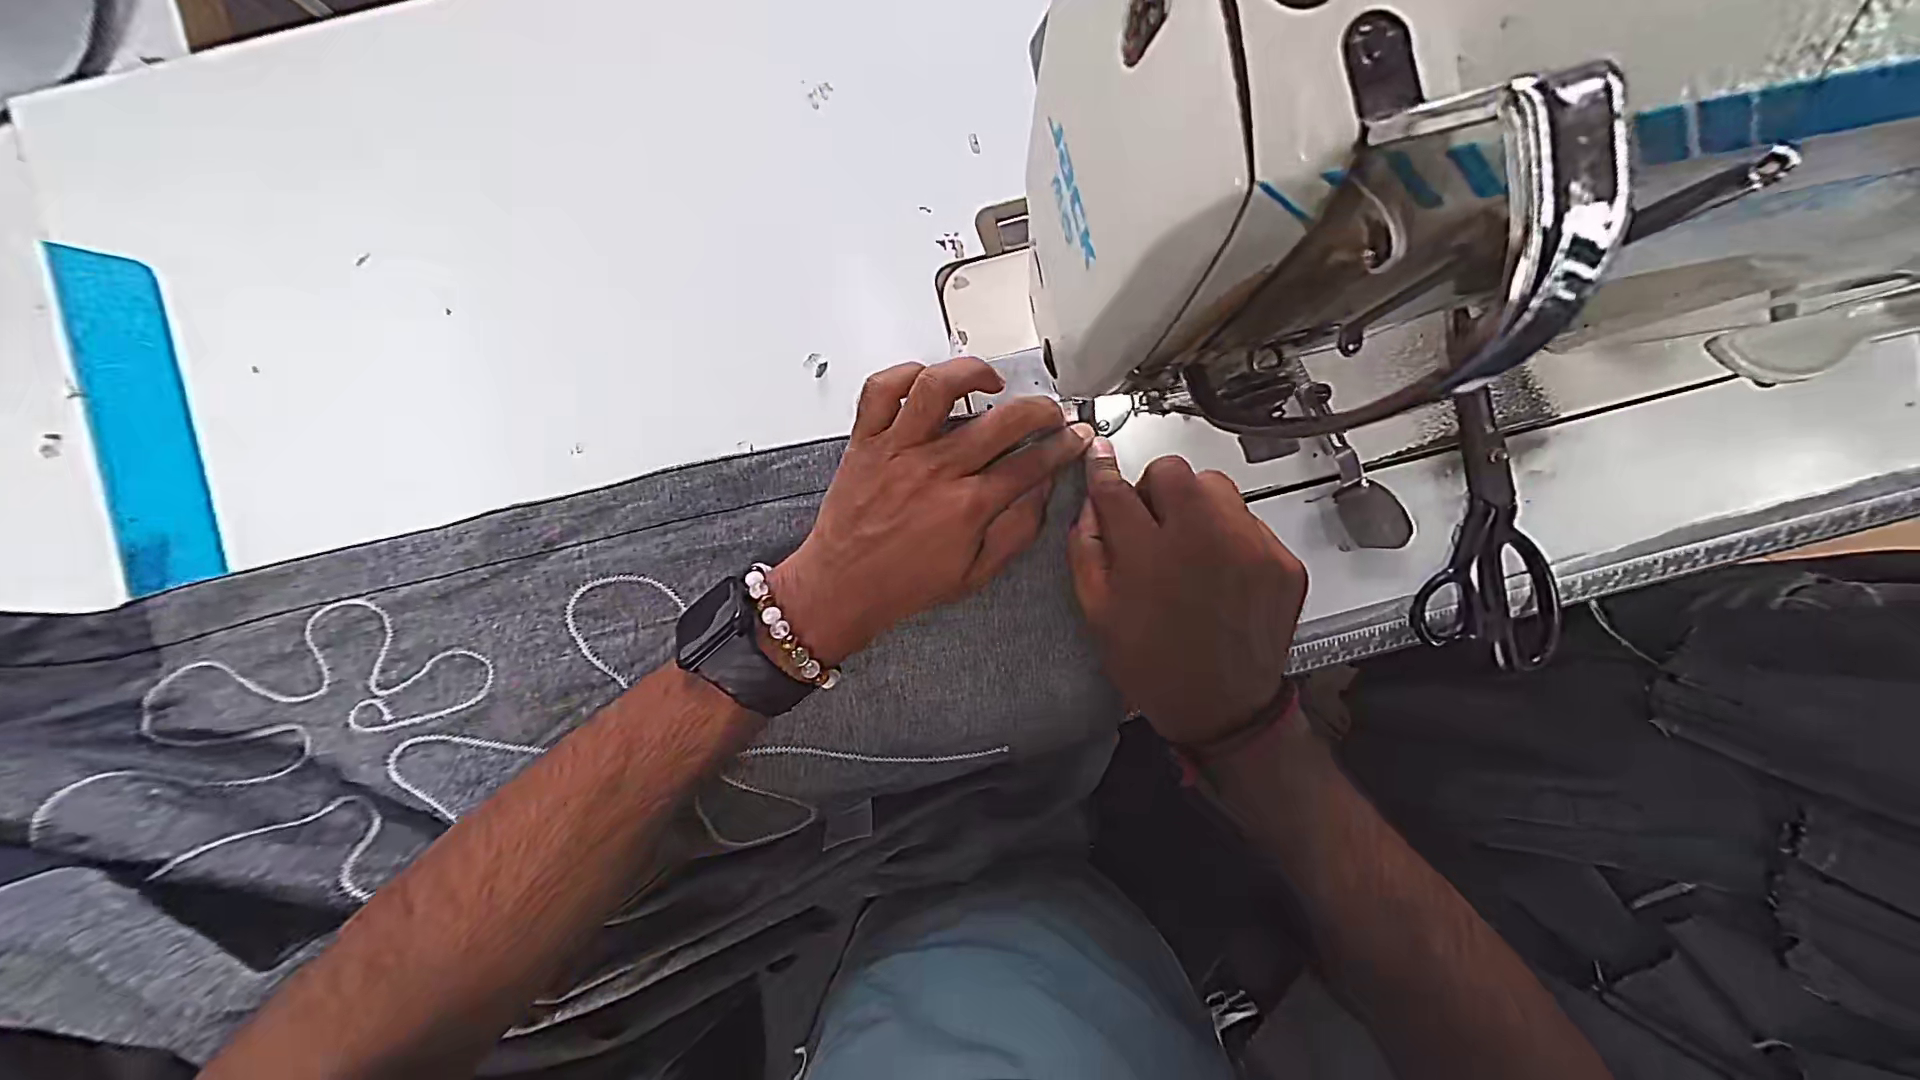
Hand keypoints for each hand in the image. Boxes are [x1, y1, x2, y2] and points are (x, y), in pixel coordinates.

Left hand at [770, 357, 1092, 664]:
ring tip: (990, 382)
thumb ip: (1017, 530)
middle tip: (1047, 412)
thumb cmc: (902, 584)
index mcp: (967, 507)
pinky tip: (925, 381)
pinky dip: (904, 374)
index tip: (1071, 438)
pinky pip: (881, 391)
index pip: (1032, 463)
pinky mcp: (866, 442)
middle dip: (1042, 410)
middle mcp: (935, 472)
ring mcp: (898, 451)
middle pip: (1004, 421)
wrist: (842, 587)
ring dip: (974, 374)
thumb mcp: (976, 573)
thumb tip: (1041, 491)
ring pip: (939, 388)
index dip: (1062, 446)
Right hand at [1067, 439, 1308, 746]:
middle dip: (1153, 490)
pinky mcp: (1280, 561)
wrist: (1222, 708)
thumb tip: (1090, 506)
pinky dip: (1228, 533)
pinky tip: (1217, 569)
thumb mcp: (1098, 613)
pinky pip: (1248, 519)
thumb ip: (1087, 550)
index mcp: (1147, 554)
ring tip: (1187, 546)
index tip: (1099, 459)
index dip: (1101, 470)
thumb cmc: (1157, 667)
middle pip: (1170, 472)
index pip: (1115, 487)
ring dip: (1194, 506)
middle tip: (1150, 524)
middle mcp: (1202, 540)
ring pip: (1215, 486)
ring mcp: (1248, 547)